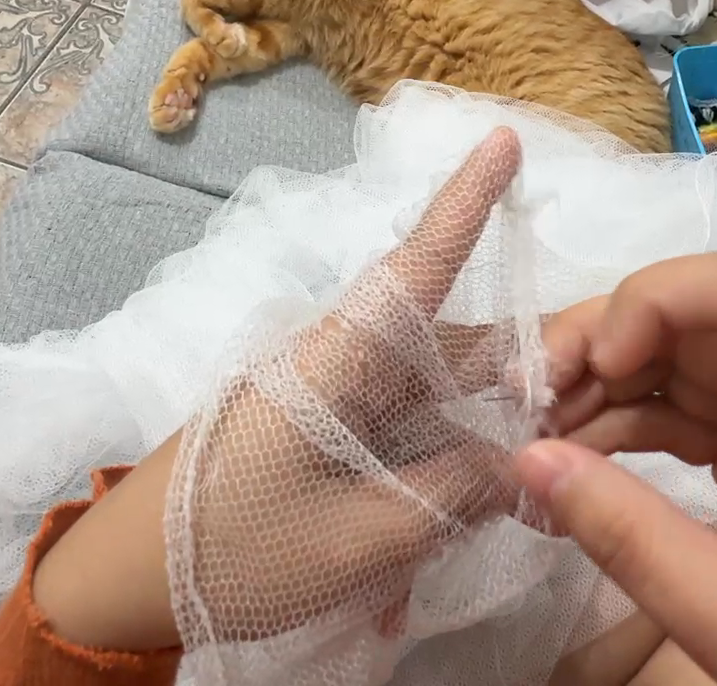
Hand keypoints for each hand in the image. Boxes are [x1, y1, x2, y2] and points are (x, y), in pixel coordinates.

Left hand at [33, 129, 527, 651]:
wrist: (133, 575)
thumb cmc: (235, 546)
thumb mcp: (356, 537)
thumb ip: (449, 495)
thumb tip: (521, 463)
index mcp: (338, 359)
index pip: (416, 265)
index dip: (464, 203)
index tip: (503, 140)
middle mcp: (341, 358)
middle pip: (445, 339)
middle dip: (514, 365)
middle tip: (583, 401)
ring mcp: (334, 391)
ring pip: (429, 386)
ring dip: (479, 424)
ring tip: (537, 462)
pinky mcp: (327, 422)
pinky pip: (403, 422)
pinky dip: (439, 456)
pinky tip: (464, 503)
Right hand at [517, 252, 716, 685]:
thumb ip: (639, 546)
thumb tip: (526, 459)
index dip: (658, 301)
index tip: (595, 367)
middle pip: (695, 314)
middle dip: (602, 340)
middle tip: (530, 398)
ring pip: (673, 356)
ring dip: (596, 383)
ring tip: (536, 436)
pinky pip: (672, 411)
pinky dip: (614, 425)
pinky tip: (571, 460)